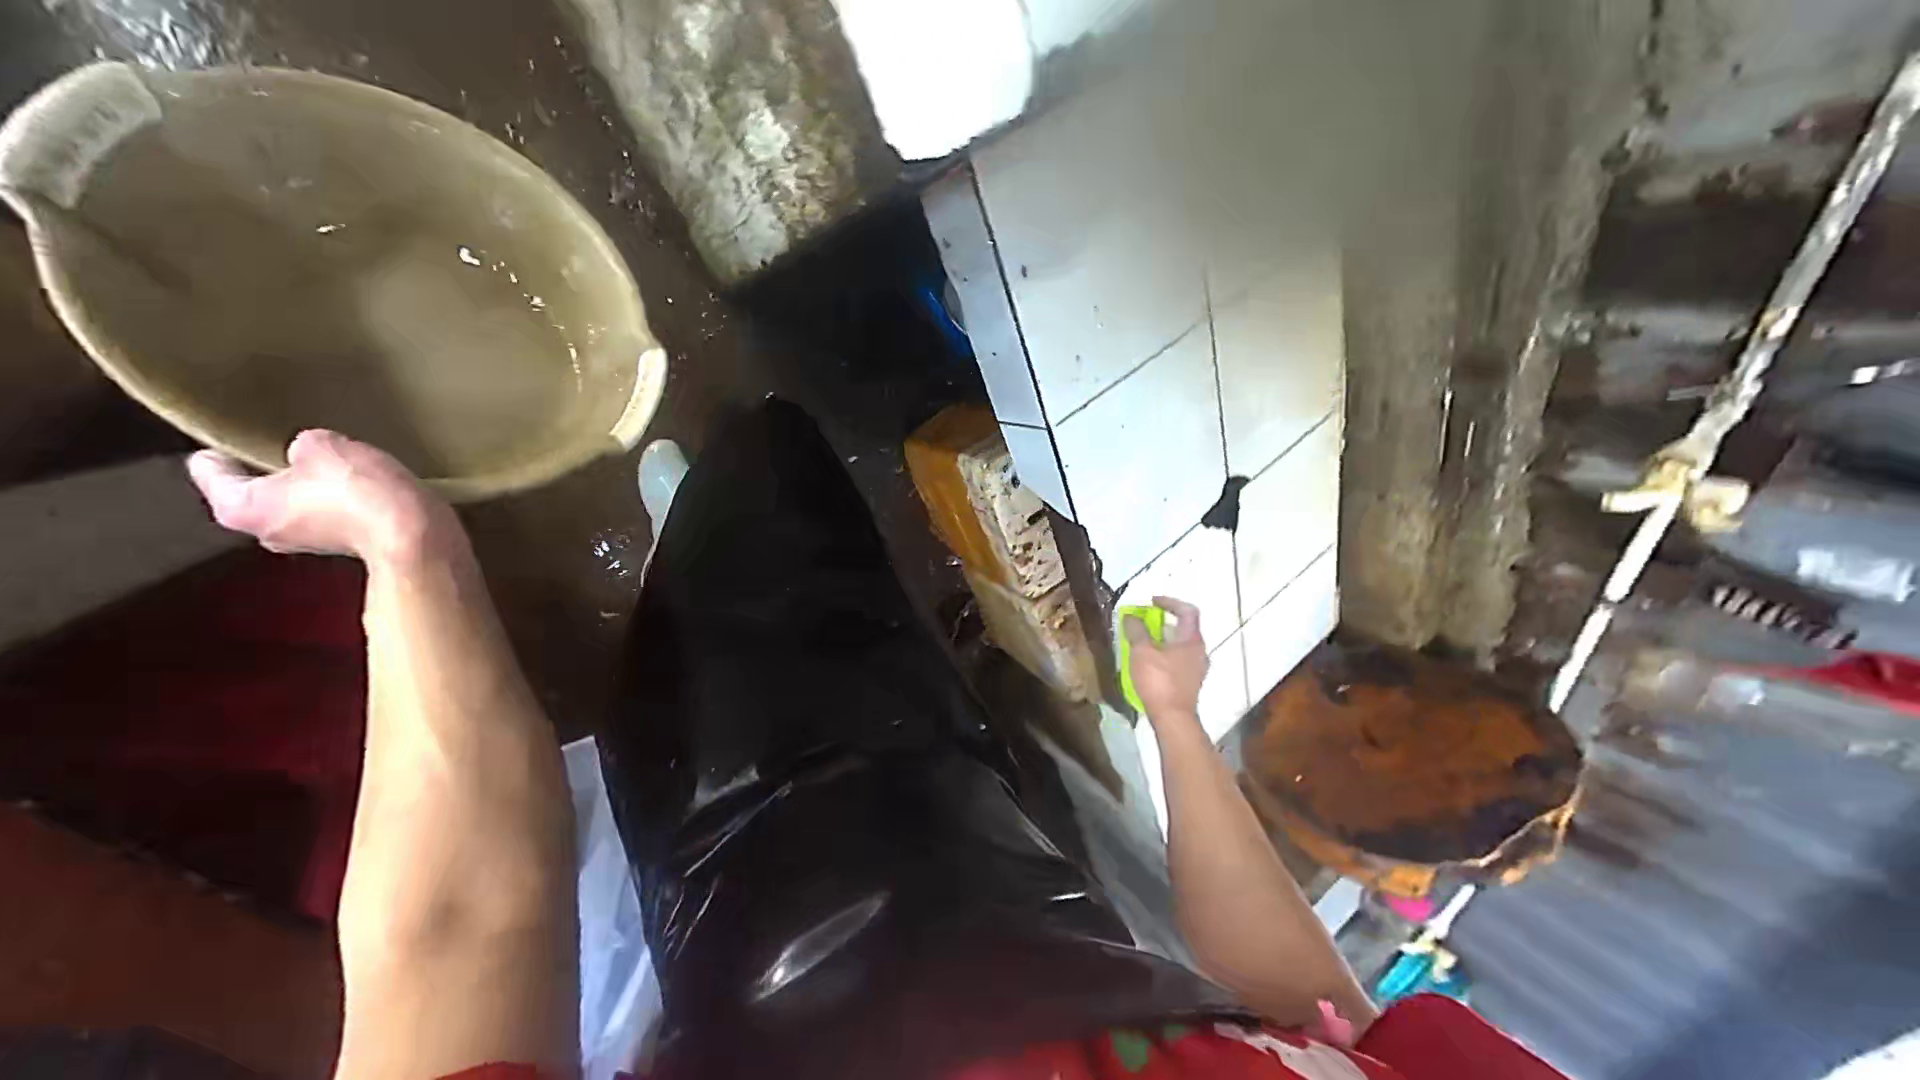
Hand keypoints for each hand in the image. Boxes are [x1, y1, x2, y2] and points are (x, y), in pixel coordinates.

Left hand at [186, 429, 459, 566]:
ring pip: (305, 501)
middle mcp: (267, 532)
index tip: (254, 431)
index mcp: (239, 507)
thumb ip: (303, 445)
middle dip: (285, 467)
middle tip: (310, 447)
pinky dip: (354, 499)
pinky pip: (342, 512)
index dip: (230, 442)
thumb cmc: (361, 495)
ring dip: (324, 484)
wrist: (419, 536)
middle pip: (261, 487)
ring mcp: (312, 543)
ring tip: (351, 465)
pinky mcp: (353, 545)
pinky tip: (375, 485)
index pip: (209, 467)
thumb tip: (312, 455)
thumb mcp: (323, 445)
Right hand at [1124, 595, 1207, 724]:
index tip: (1152, 602)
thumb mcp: (1142, 652)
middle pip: (1185, 628)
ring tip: (1144, 642)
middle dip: (1164, 621)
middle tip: (1145, 621)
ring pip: (1182, 645)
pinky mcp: (1191, 682)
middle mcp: (1200, 651)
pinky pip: (1179, 660)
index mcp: (1192, 639)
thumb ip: (1137, 630)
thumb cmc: (1159, 681)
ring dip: (1164, 639)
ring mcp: (1197, 668)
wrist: (1173, 718)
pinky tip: (1150, 662)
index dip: (1170, 602)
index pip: (1187, 610)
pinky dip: (1165, 654)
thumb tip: (1132, 616)